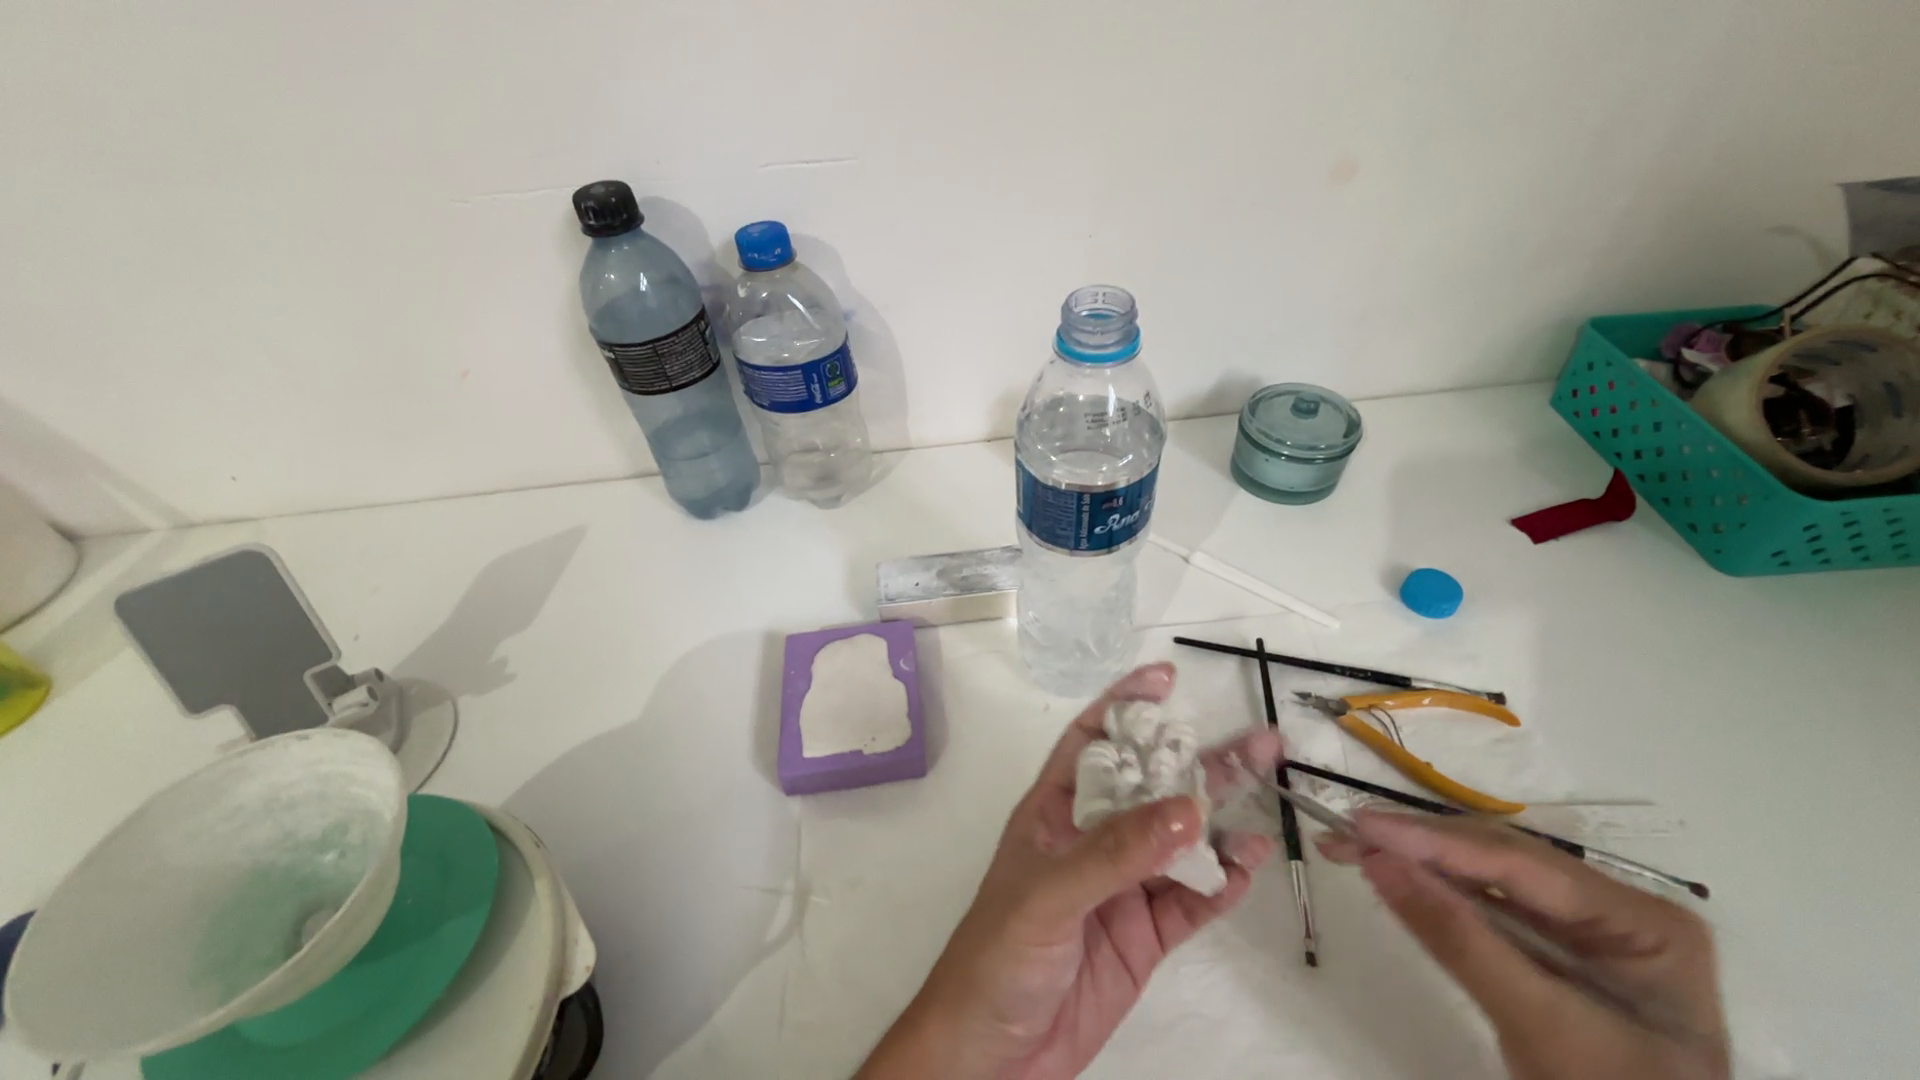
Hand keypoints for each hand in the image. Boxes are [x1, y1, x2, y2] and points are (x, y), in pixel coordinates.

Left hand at [856, 663, 1280, 1079]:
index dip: (1124, 706)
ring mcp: (1123, 887)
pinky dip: (1224, 881)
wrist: (994, 1054)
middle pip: (1152, 787)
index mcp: (1054, 813)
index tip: (1165, 678)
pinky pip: (1193, 900)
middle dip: (1198, 759)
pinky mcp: (1146, 935)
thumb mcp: (1048, 894)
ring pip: (1181, 839)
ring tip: (1269, 782)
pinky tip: (1250, 861)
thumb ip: (1116, 852)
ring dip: (1223, 813)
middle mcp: (1093, 841)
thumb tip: (1188, 807)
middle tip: (1256, 738)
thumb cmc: (998, 955)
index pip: (1091, 743)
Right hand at [1319, 812, 1730, 1079]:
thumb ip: (1459, 940)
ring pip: (1487, 876)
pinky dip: (1436, 894)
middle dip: (1420, 845)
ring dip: (1419, 862)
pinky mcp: (1554, 950)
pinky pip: (1486, 907)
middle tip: (1341, 833)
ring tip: (1351, 847)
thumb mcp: (1540, 1027)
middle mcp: (1617, 908)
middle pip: (1502, 859)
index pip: (1521, 863)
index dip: (1435, 840)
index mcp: (1643, 920)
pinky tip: (1395, 878)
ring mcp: (1587, 929)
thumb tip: (1376, 861)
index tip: (1360, 824)